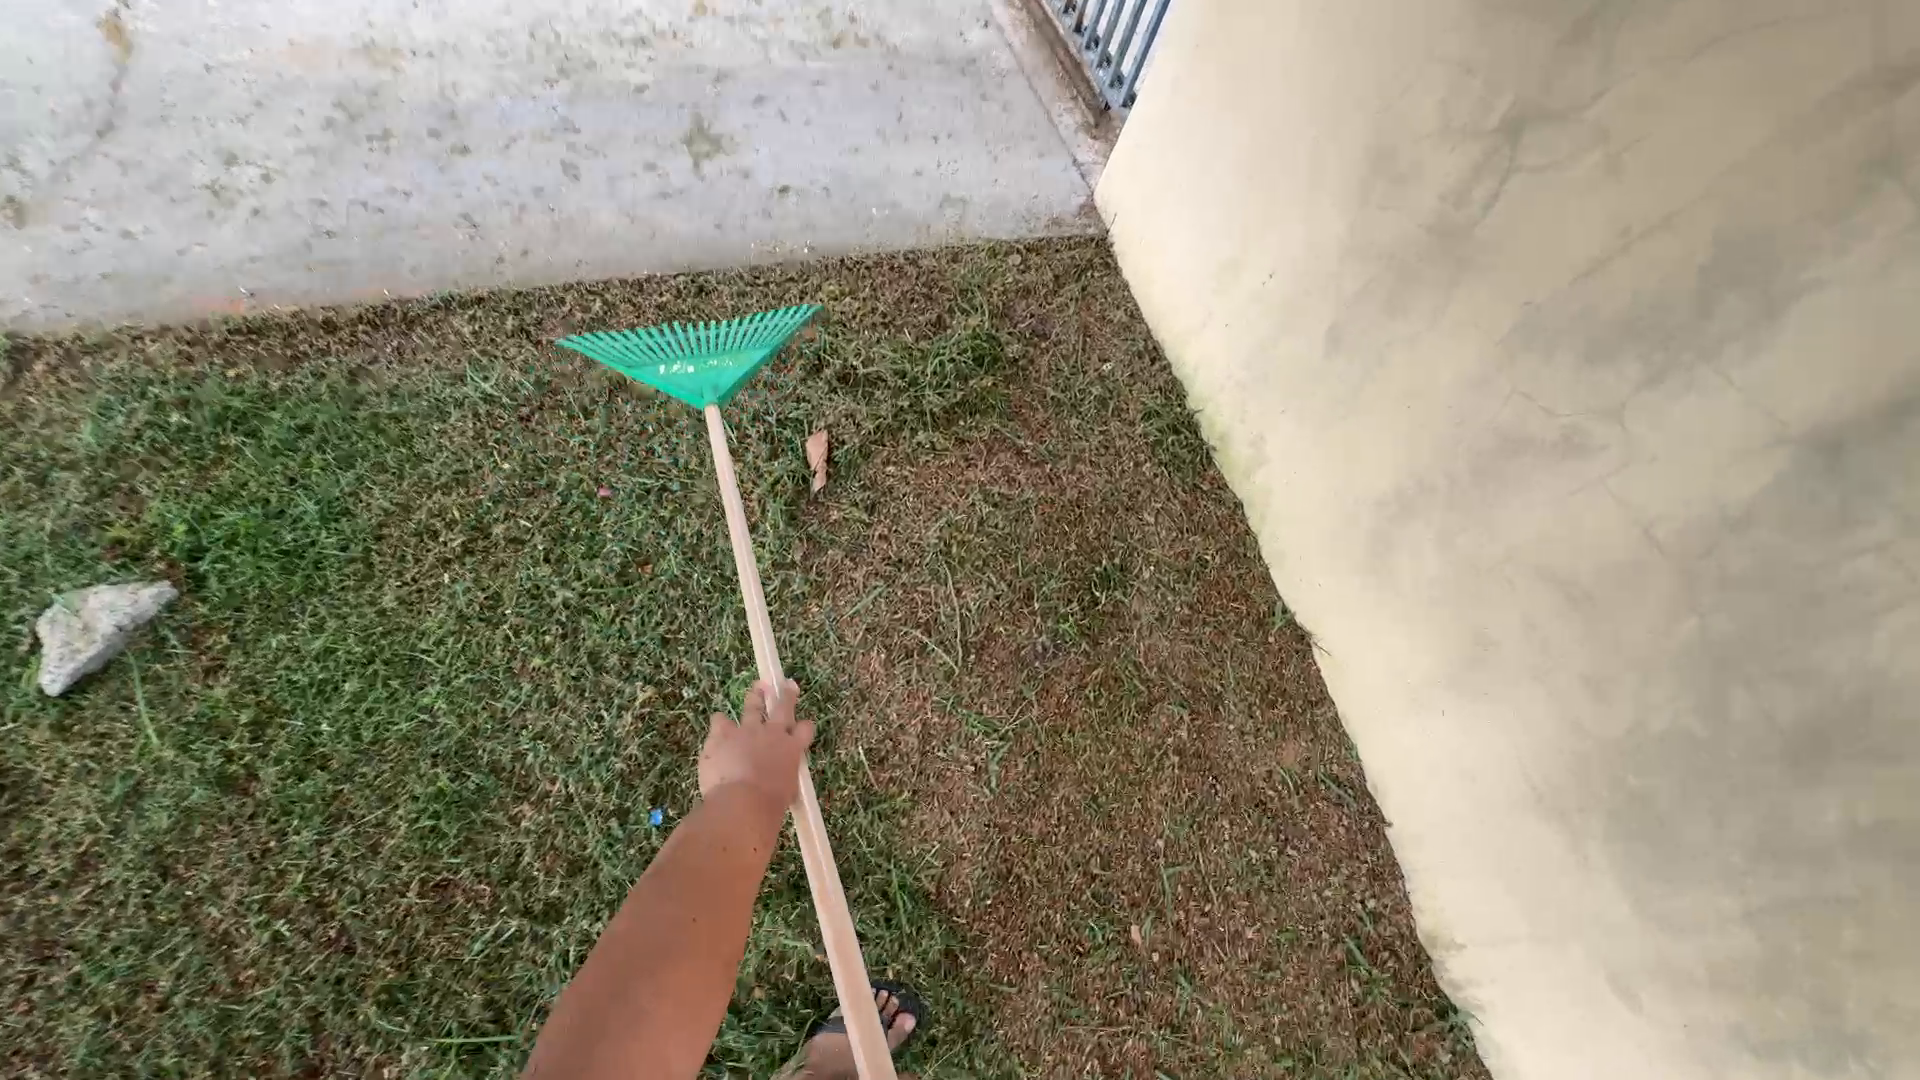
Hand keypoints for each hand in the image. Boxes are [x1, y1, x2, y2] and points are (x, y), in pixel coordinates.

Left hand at [698, 679, 813, 815]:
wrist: (742, 802)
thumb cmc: (770, 805)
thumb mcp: (787, 792)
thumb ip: (783, 778)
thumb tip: (779, 780)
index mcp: (791, 749)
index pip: (805, 730)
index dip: (804, 727)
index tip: (803, 725)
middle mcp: (772, 734)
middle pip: (783, 707)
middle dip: (786, 695)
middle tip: (787, 685)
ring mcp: (746, 731)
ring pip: (752, 706)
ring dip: (755, 696)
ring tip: (757, 688)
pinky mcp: (722, 735)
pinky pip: (720, 721)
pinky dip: (720, 723)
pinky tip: (718, 722)